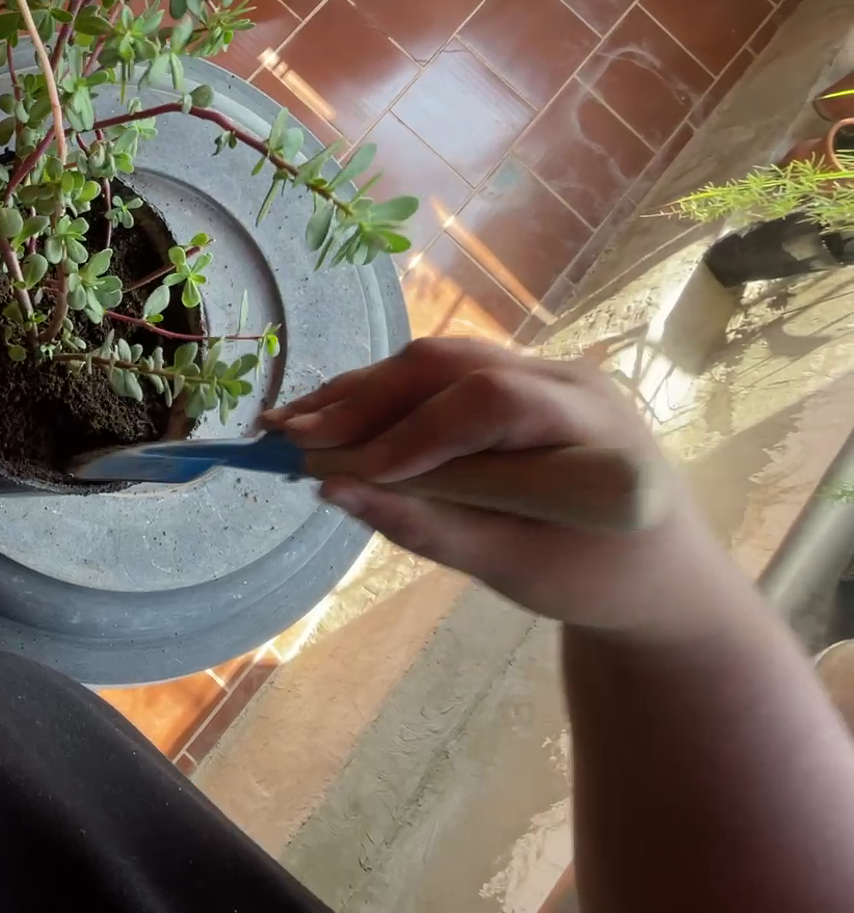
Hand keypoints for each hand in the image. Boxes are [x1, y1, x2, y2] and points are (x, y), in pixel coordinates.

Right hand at [264, 338, 736, 642]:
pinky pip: (431, 373)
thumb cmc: (588, 580)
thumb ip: (420, 525)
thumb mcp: (507, 567)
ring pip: (429, 362)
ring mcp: (546, 374)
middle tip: (291, 435)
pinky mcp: (514, 376)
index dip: (408, 433)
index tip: (342, 472)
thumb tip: (330, 489)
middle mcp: (580, 391)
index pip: (490, 408)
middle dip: (362, 401)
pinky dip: (371, 394)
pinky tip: (323, 413)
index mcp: (604, 444)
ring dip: (353, 393)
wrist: (652, 566)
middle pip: (449, 368)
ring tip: (288, 423)